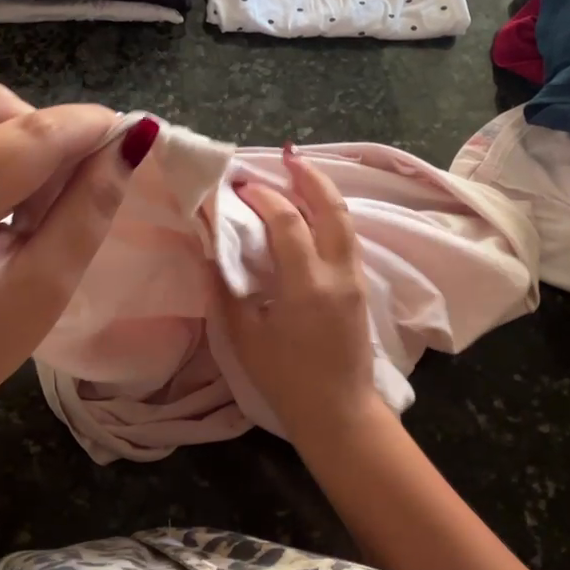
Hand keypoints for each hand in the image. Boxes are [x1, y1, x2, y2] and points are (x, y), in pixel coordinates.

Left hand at [0, 84, 157, 412]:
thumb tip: (130, 140)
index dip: (82, 125)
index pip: (23, 138)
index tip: (127, 130)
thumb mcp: (48, 283)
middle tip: (70, 184)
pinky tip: (0, 194)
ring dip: (17, 135)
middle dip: (45, 132)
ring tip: (33, 198)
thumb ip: (89, 207)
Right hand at [217, 146, 389, 440]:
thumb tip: (210, 250)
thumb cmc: (285, 378)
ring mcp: (355, 280)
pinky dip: (328, 216)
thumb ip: (225, 289)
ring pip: (345, 221)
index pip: (287, 222)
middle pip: (332, 209)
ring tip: (298, 175)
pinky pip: (346, 238)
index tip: (238, 187)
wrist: (337, 412)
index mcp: (307, 285)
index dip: (262, 197)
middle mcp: (338, 274)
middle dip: (309, 178)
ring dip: (322, 193)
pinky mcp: (359, 288)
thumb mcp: (244, 336)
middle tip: (286, 157)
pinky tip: (310, 213)